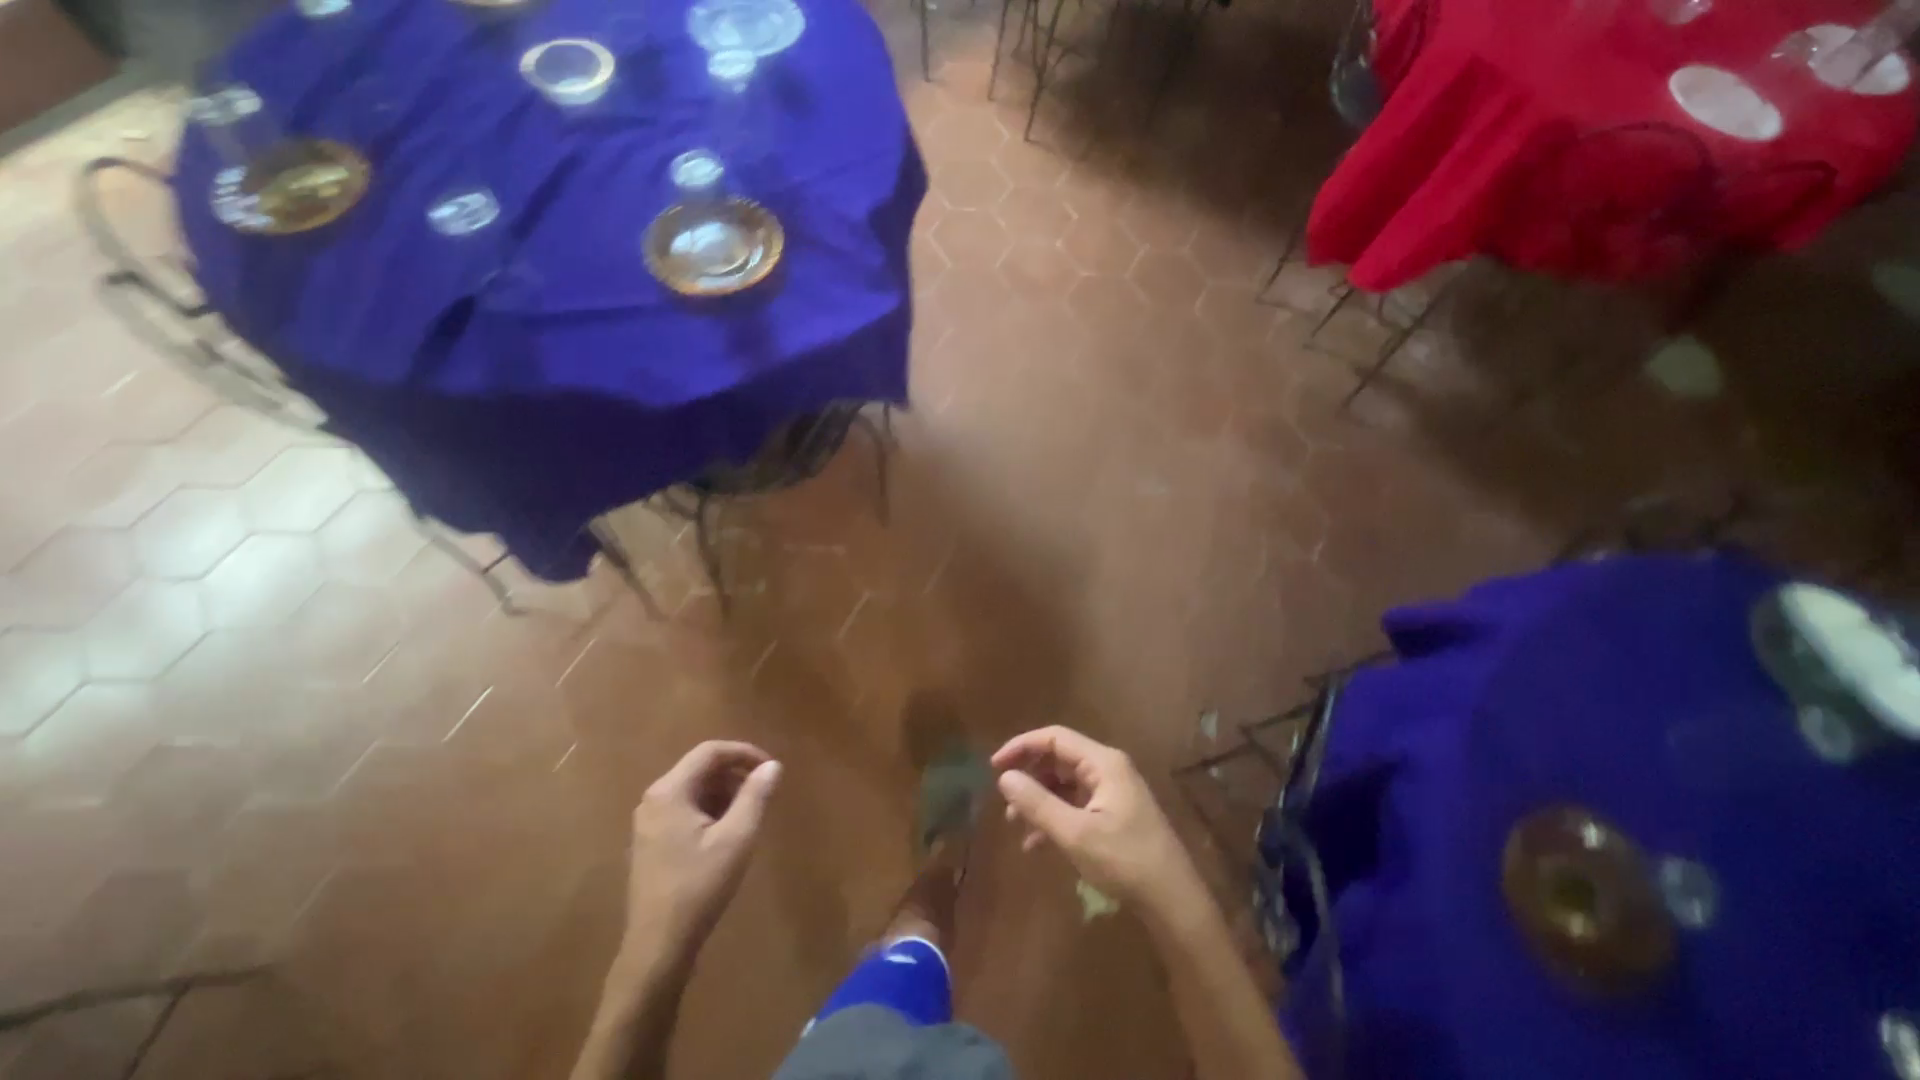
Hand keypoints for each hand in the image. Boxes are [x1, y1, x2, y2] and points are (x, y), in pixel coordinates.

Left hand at [623, 741, 781, 951]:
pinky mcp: (651, 842)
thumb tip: (773, 766)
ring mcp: (648, 822)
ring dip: (724, 793)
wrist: (659, 943)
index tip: (772, 769)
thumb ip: (755, 797)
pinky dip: (710, 811)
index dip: (744, 753)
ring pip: (693, 790)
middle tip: (765, 793)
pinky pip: (684, 810)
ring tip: (751, 815)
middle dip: (735, 774)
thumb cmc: (699, 886)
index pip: (710, 751)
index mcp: (669, 792)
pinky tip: (728, 835)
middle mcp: (653, 799)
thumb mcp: (737, 839)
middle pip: (700, 768)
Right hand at [993, 726, 1203, 916]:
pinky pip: (1075, 805)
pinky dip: (1054, 818)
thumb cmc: (1124, 860)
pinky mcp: (1115, 815)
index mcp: (1103, 764)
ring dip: (1039, 801)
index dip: (1021, 747)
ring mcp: (1113, 793)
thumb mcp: (1074, 834)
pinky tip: (1036, 844)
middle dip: (1029, 778)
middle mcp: (1109, 770)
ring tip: (1016, 826)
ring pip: (1065, 785)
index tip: (993, 767)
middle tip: (1004, 802)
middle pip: (1059, 759)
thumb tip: (1004, 777)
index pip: (1054, 738)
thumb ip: (1037, 803)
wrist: (1172, 899)